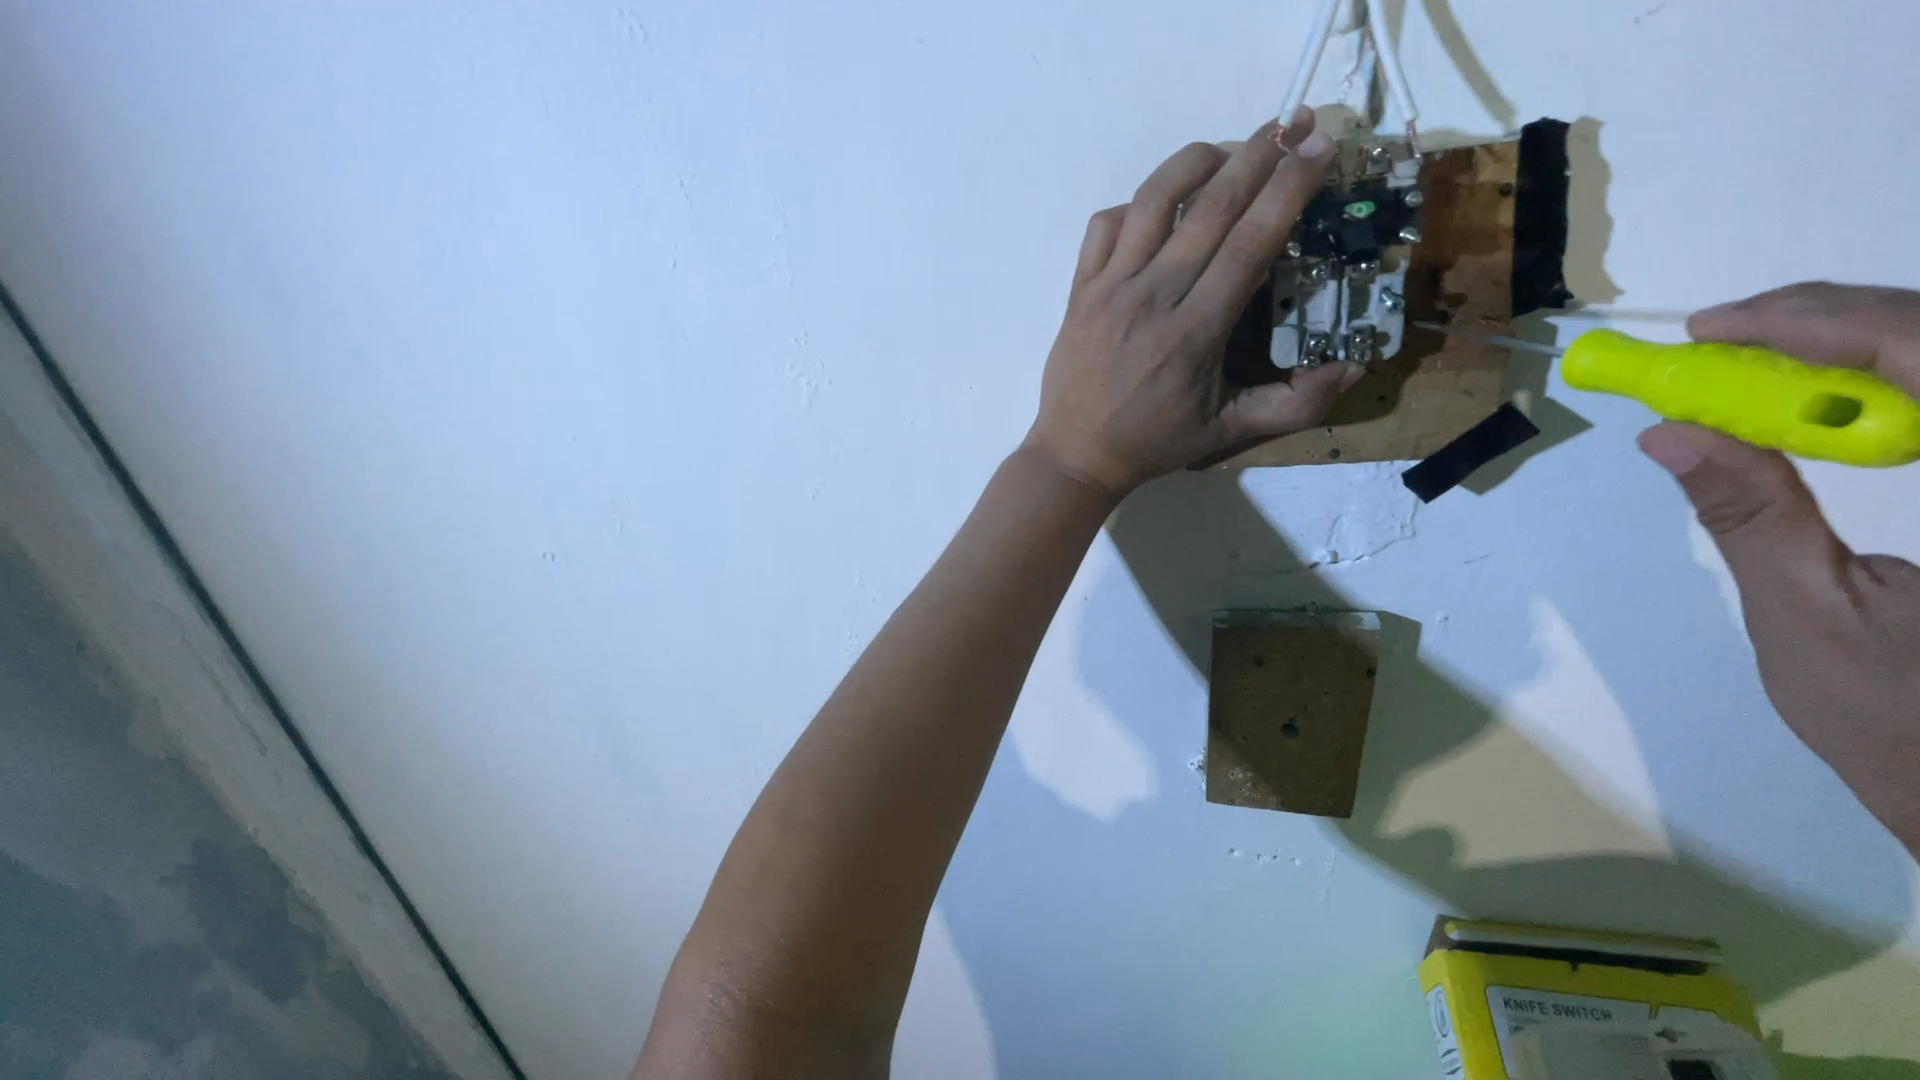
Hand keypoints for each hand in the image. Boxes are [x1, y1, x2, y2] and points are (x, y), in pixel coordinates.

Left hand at [1023, 108, 1353, 495]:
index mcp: (1196, 331)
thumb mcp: (1229, 433)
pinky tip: (1159, 205)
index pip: (1250, 243)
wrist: (1075, 454)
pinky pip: (1105, 226)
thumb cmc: (1154, 443)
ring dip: (1196, 162)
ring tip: (1228, 148)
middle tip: (1295, 121)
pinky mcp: (1080, 288)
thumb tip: (1354, 366)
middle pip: (1212, 208)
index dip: (1288, 189)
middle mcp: (1153, 297)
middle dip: (1259, 155)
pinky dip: (1134, 204)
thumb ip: (1293, 405)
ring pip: (1154, 202)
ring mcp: (1111, 288)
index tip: (1318, 148)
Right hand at [1638, 283, 1919, 852]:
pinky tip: (1830, 397)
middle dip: (1829, 322)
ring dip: (1859, 343)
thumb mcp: (1806, 614)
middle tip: (1720, 341)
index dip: (1818, 324)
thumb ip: (1748, 512)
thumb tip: (1670, 433)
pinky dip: (1891, 379)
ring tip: (1758, 363)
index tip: (1714, 330)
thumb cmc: (1898, 721)